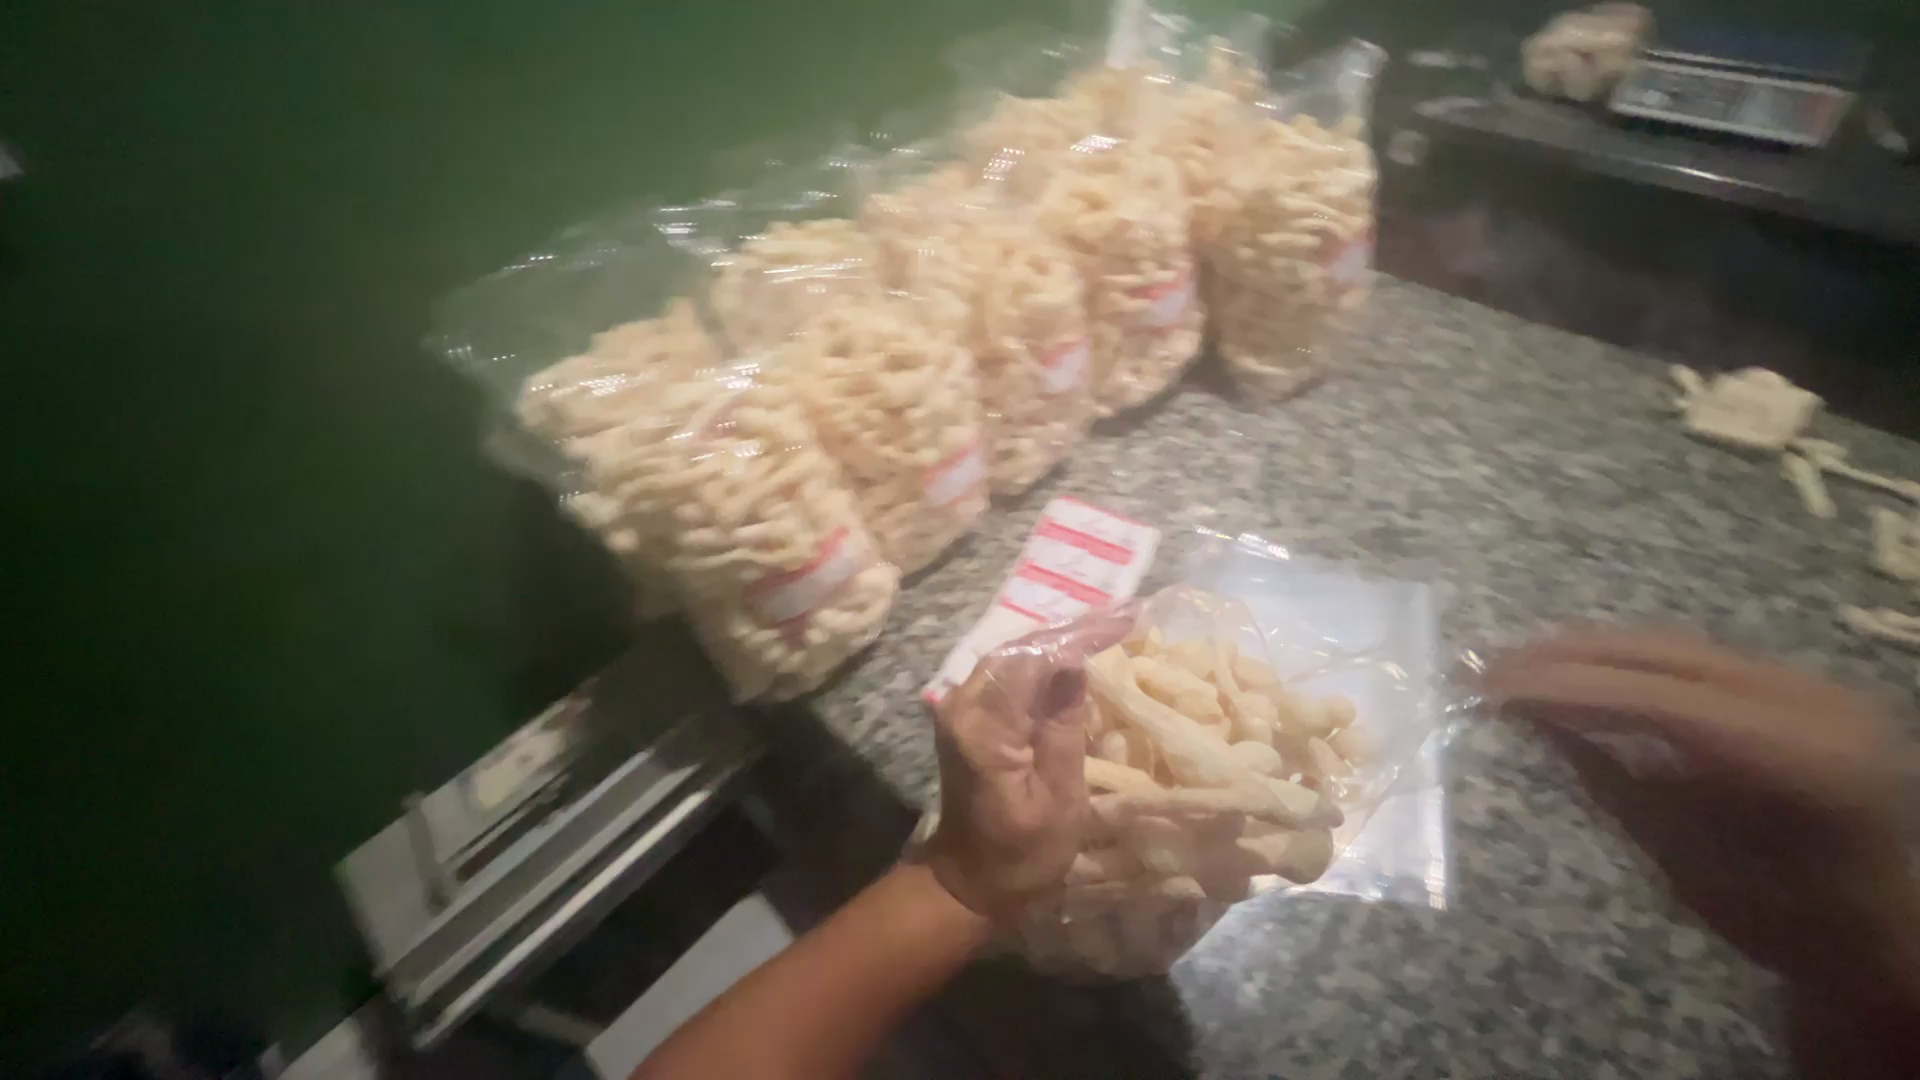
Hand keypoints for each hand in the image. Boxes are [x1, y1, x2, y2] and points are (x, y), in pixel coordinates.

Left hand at [924, 615, 1131, 922]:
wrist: (970, 878)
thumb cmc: (1021, 854)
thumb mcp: (1060, 799)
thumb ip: (1064, 727)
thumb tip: (1077, 665)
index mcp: (983, 727)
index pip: (1032, 662)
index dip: (1079, 637)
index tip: (1125, 619)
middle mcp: (962, 703)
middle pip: (1020, 649)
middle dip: (1073, 630)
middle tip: (1126, 613)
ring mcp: (960, 705)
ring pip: (1014, 654)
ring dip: (1060, 639)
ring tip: (1110, 623)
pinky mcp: (968, 711)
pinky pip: (1009, 671)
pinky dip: (1044, 658)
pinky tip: (1076, 650)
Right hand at [1483, 627, 1919, 1008]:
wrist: (1871, 929)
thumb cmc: (1770, 913)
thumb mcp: (1675, 850)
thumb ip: (1599, 770)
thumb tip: (1519, 712)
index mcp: (1800, 759)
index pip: (1657, 698)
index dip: (1562, 686)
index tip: (1485, 687)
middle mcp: (1812, 705)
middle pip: (1658, 655)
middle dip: (1560, 657)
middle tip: (1484, 669)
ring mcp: (1803, 687)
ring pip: (1664, 645)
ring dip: (1579, 652)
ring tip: (1510, 666)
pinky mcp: (1784, 685)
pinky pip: (1681, 657)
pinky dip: (1614, 660)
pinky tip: (1565, 671)